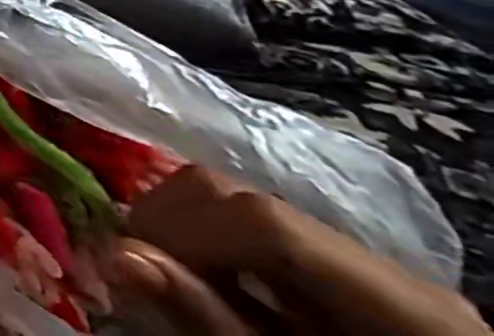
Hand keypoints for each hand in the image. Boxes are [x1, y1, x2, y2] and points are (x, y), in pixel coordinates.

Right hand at [108, 166, 487, 335]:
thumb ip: (214, 323)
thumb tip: (118, 254)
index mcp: (402, 303)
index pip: (265, 223)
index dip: (182, 229)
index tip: (129, 260)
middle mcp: (384, 265)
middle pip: (244, 198)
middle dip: (170, 218)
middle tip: (132, 261)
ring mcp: (362, 264)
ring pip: (241, 203)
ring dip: (181, 227)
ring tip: (161, 271)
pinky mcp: (339, 271)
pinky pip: (256, 230)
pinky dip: (208, 243)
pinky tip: (199, 277)